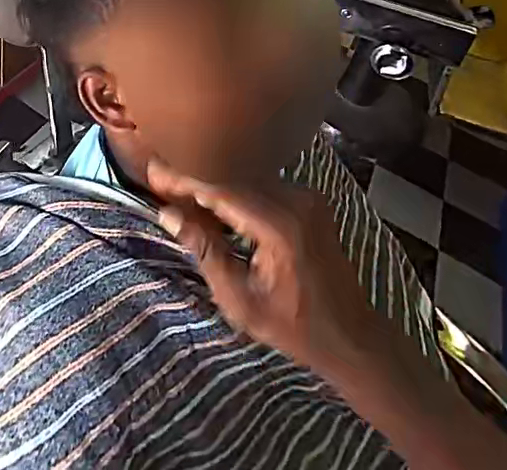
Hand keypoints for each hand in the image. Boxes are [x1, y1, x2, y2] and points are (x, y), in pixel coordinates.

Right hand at [150, 160, 506, 469]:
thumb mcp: (240, 300)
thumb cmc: (294, 327)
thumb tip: (168, 213)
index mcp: (279, 225)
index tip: (152, 171)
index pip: (221, 188)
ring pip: (246, 176)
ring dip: (213, 182)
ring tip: (178, 190)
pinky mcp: (308, 199)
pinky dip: (234, 189)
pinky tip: (213, 199)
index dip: (183, 178)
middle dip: (194, 176)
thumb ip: (205, 251)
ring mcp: (305, 195)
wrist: (354, 335)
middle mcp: (295, 199)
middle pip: (232, 175)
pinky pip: (261, 184)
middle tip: (158, 180)